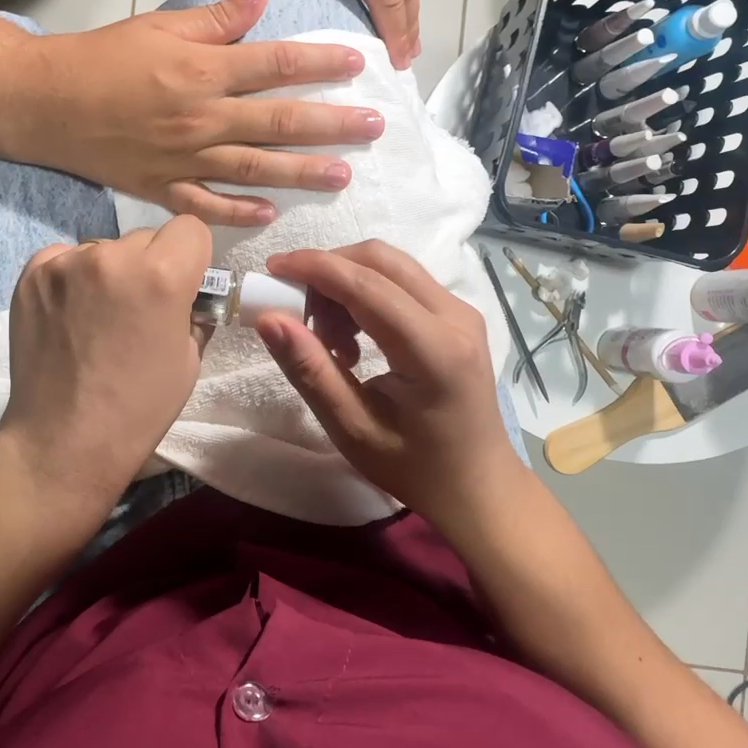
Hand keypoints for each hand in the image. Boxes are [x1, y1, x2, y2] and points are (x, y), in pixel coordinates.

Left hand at [0, 217, 214, 497]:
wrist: (63, 441)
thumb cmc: (137, 409)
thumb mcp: (189, 359)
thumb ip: (191, 310)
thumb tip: (190, 293)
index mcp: (161, 275)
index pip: (190, 228)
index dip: (191, 258)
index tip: (182, 286)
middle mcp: (111, 256)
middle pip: (145, 237)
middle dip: (149, 265)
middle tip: (138, 310)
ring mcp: (64, 263)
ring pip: (103, 249)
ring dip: (108, 272)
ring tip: (97, 319)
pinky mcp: (30, 275)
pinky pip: (64, 260)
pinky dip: (72, 279)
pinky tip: (69, 317)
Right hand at [19, 0, 384, 226]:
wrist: (46, 102)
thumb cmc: (101, 57)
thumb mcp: (159, 24)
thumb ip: (217, 18)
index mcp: (203, 70)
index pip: (278, 65)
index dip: (322, 64)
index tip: (360, 65)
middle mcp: (202, 118)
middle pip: (280, 123)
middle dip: (332, 125)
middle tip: (373, 129)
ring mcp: (183, 160)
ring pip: (255, 169)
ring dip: (302, 173)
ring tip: (342, 176)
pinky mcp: (161, 189)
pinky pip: (206, 206)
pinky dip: (238, 213)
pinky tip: (270, 215)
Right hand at [255, 241, 514, 516]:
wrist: (477, 486)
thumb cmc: (415, 467)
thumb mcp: (352, 428)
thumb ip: (310, 370)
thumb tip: (269, 318)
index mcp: (434, 350)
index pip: (365, 284)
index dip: (313, 267)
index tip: (270, 268)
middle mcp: (455, 317)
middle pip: (380, 260)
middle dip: (327, 270)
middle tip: (294, 308)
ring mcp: (462, 312)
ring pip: (391, 266)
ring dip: (345, 283)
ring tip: (325, 338)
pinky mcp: (458, 316)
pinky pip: (403, 283)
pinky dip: (365, 294)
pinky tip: (351, 340)